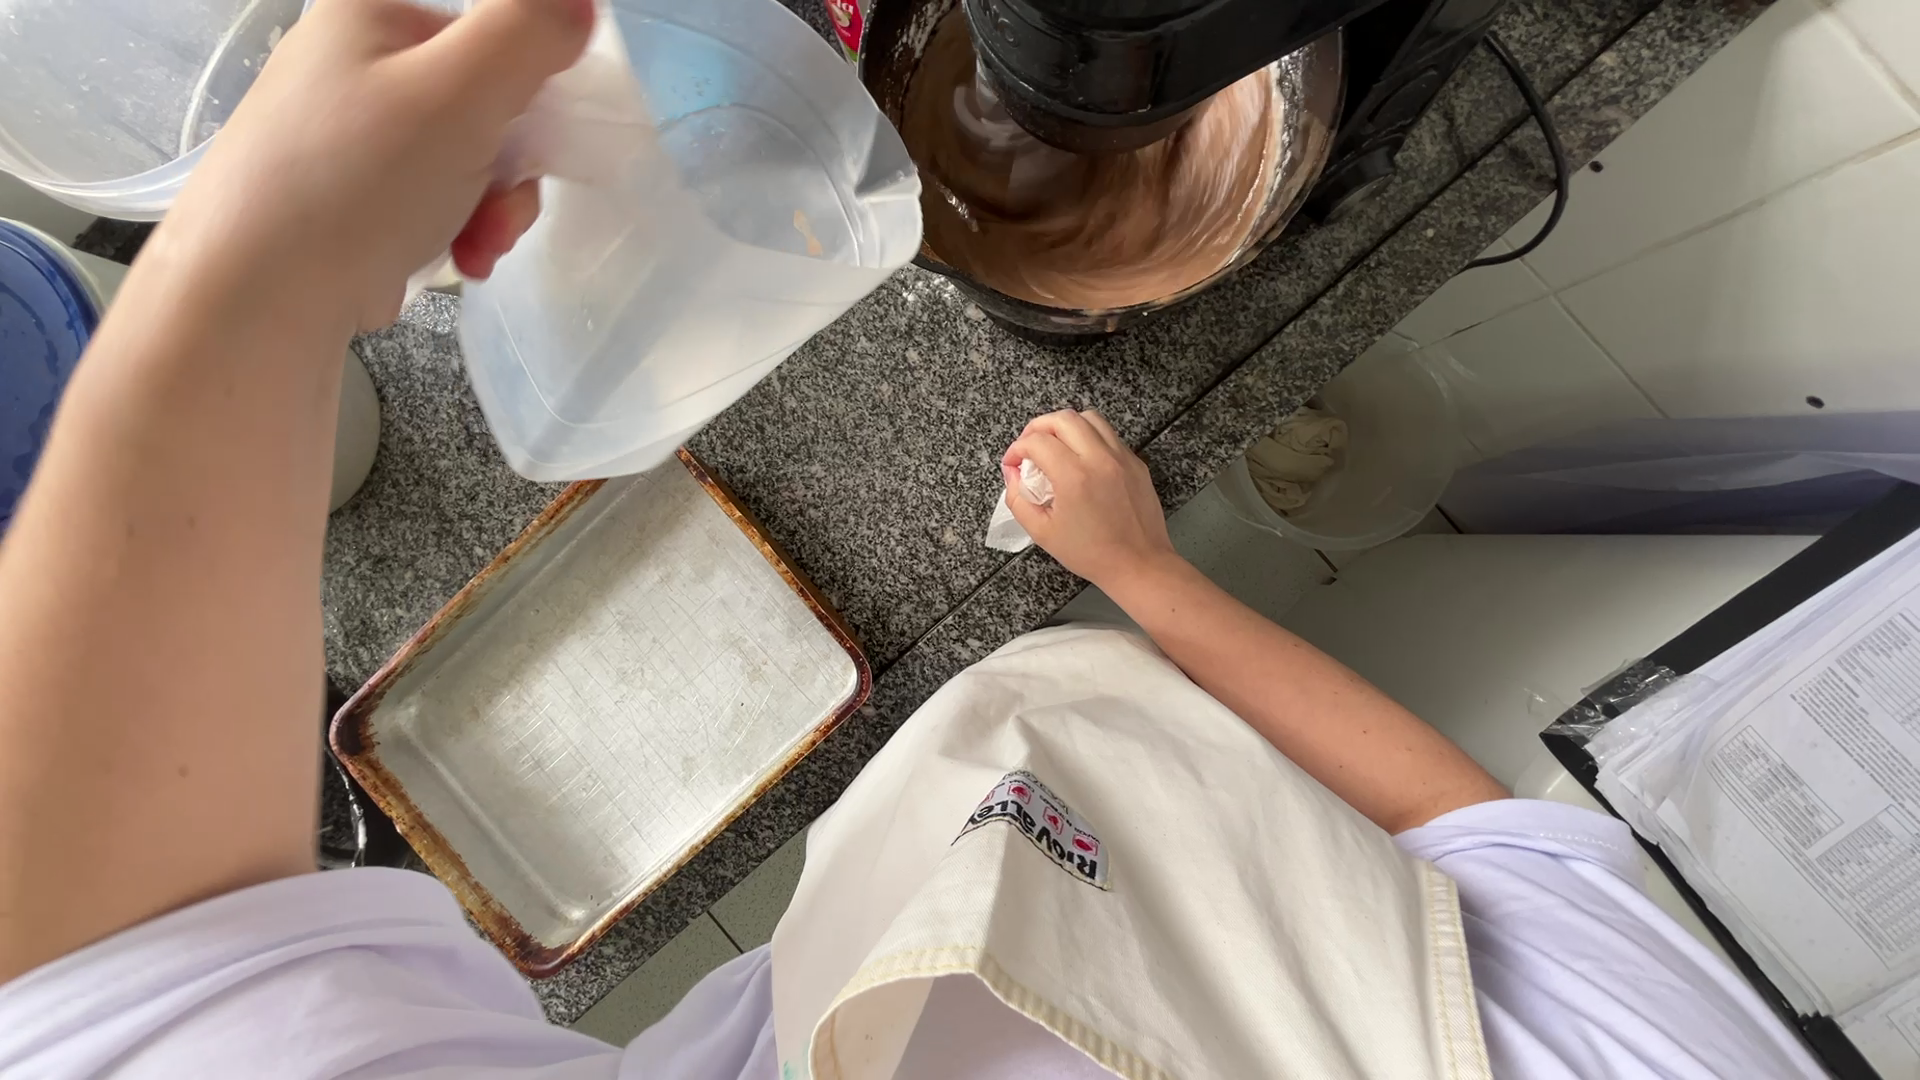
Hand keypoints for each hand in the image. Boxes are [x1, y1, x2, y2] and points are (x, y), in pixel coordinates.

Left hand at [149, 0, 593, 330]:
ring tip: (475, 247)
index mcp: (382, 16)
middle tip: (498, 216)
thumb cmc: (365, 176)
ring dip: (497, 214)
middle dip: (515, 177)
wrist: (272, 280)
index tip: (537, 155)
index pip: (502, 45)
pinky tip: (460, 258)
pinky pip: (452, 199)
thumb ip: (525, 37)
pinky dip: (468, 232)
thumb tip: (583, 1)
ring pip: (480, 165)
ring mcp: (368, 129)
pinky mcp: (371, 188)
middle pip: (496, 112)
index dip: (537, 105)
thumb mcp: (459, 94)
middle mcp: (371, 63)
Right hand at [1002, 410, 1180, 587]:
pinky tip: (1080, 458)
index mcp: (1074, 477)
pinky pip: (1108, 434)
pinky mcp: (1135, 462)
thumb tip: (1012, 475)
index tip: (1013, 464)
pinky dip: (1088, 436)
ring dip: (1065, 425)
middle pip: (1062, 418)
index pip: (1037, 441)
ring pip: (1089, 417)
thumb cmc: (1091, 553)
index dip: (1016, 449)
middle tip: (1029, 447)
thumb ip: (1018, 499)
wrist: (1139, 564)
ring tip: (1055, 445)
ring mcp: (1121, 457)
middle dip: (1037, 427)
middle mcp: (1099, 459)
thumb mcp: (1042, 532)